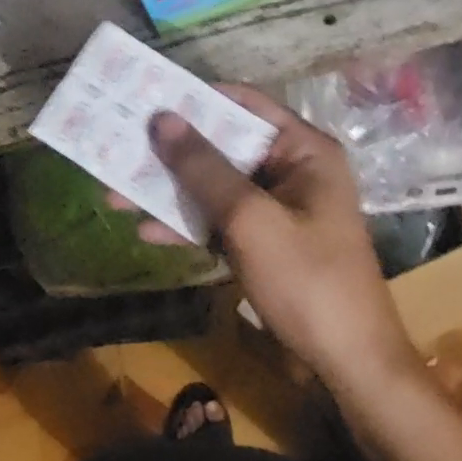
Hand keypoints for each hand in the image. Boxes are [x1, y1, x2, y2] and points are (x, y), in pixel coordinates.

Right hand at [122, 87, 418, 389]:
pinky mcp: (265, 244)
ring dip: (170, 192)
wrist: (347, 364)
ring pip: (216, 187)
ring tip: (114, 194)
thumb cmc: (307, 281)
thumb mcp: (250, 219)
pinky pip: (220, 222)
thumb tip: (162, 118)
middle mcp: (293, 171)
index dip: (195, 99)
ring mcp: (278, 210)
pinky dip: (188, 226)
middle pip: (224, 147)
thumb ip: (204, 168)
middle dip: (171, 152)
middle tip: (118, 146)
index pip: (245, 104)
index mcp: (304, 151)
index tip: (145, 97)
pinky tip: (147, 232)